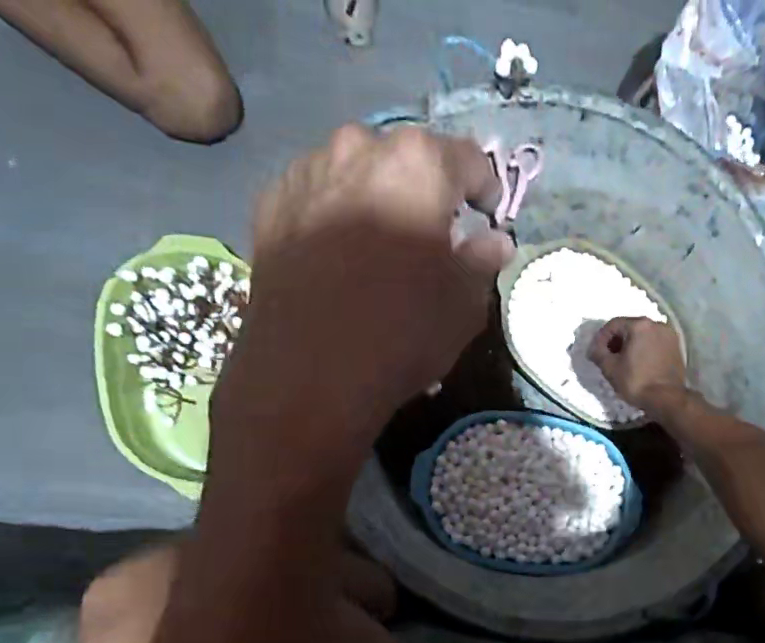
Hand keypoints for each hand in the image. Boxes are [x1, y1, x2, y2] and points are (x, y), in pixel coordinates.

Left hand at [233, 124, 514, 425]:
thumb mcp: (463, 305)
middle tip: (431, 235)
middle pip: (407, 159)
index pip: (469, 159)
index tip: (486, 219)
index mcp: (419, 164)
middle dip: (426, 190)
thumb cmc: (402, 334)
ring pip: (357, 172)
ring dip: (376, 197)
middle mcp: (359, 147)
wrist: (309, 373)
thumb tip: (493, 241)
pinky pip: (317, 196)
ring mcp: (307, 171)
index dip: (485, 190)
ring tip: (379, 246)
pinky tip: (337, 257)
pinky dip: (333, 213)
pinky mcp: (270, 203)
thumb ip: (482, 261)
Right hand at [587, 317, 690, 414]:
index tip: (595, 353)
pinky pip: (654, 342)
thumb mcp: (610, 368)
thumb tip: (593, 349)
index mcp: (639, 325)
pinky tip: (638, 363)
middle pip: (629, 327)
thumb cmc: (636, 382)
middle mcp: (656, 324)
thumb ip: (598, 353)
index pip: (613, 324)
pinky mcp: (676, 346)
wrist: (666, 399)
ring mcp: (669, 334)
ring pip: (643, 334)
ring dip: (630, 344)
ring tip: (623, 361)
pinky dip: (644, 348)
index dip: (601, 338)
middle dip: (616, 340)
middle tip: (608, 356)